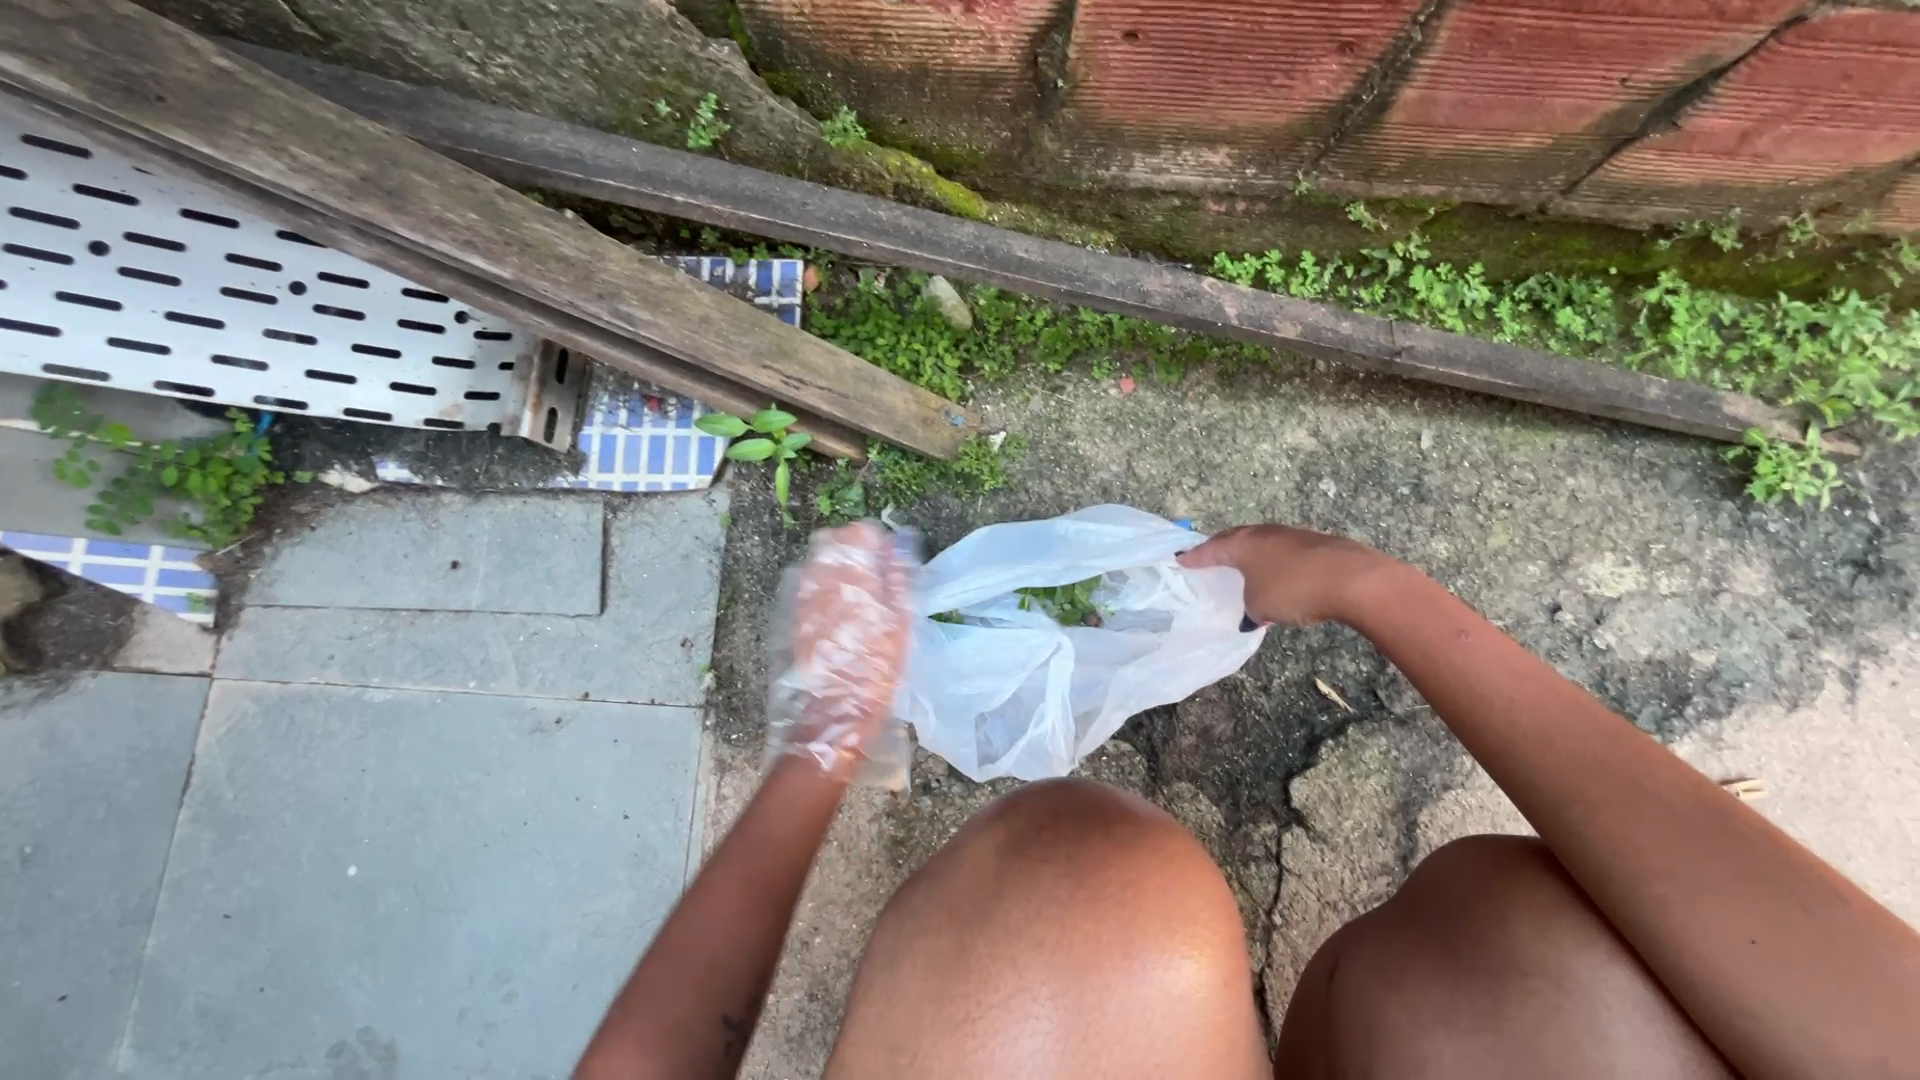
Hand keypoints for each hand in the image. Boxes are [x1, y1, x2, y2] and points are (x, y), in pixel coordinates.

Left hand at [778, 520, 914, 777]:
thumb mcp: (900, 625)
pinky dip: (825, 589)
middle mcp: (820, 578)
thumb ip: (898, 579)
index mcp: (852, 575)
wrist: (831, 714)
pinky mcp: (793, 615)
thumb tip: (897, 545)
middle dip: (856, 551)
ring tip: (859, 596)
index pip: (860, 532)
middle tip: (876, 578)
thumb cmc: (874, 671)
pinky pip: (808, 586)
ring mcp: (802, 596)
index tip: (890, 562)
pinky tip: (840, 613)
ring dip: (839, 569)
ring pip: (819, 562)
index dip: (878, 542)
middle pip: (834, 541)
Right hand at [1177, 524, 1393, 626]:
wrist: (1352, 579)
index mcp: (1243, 545)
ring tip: (1246, 567)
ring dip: (1253, 555)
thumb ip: (1250, 607)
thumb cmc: (1293, 589)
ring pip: (1264, 544)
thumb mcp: (1259, 607)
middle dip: (1223, 547)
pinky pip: (1287, 554)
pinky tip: (1281, 577)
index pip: (1212, 549)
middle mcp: (1265, 534)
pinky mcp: (1319, 546)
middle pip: (1237, 538)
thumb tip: (1255, 610)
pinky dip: (1277, 564)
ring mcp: (1294, 537)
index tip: (1182, 560)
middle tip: (1211, 555)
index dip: (1196, 557)